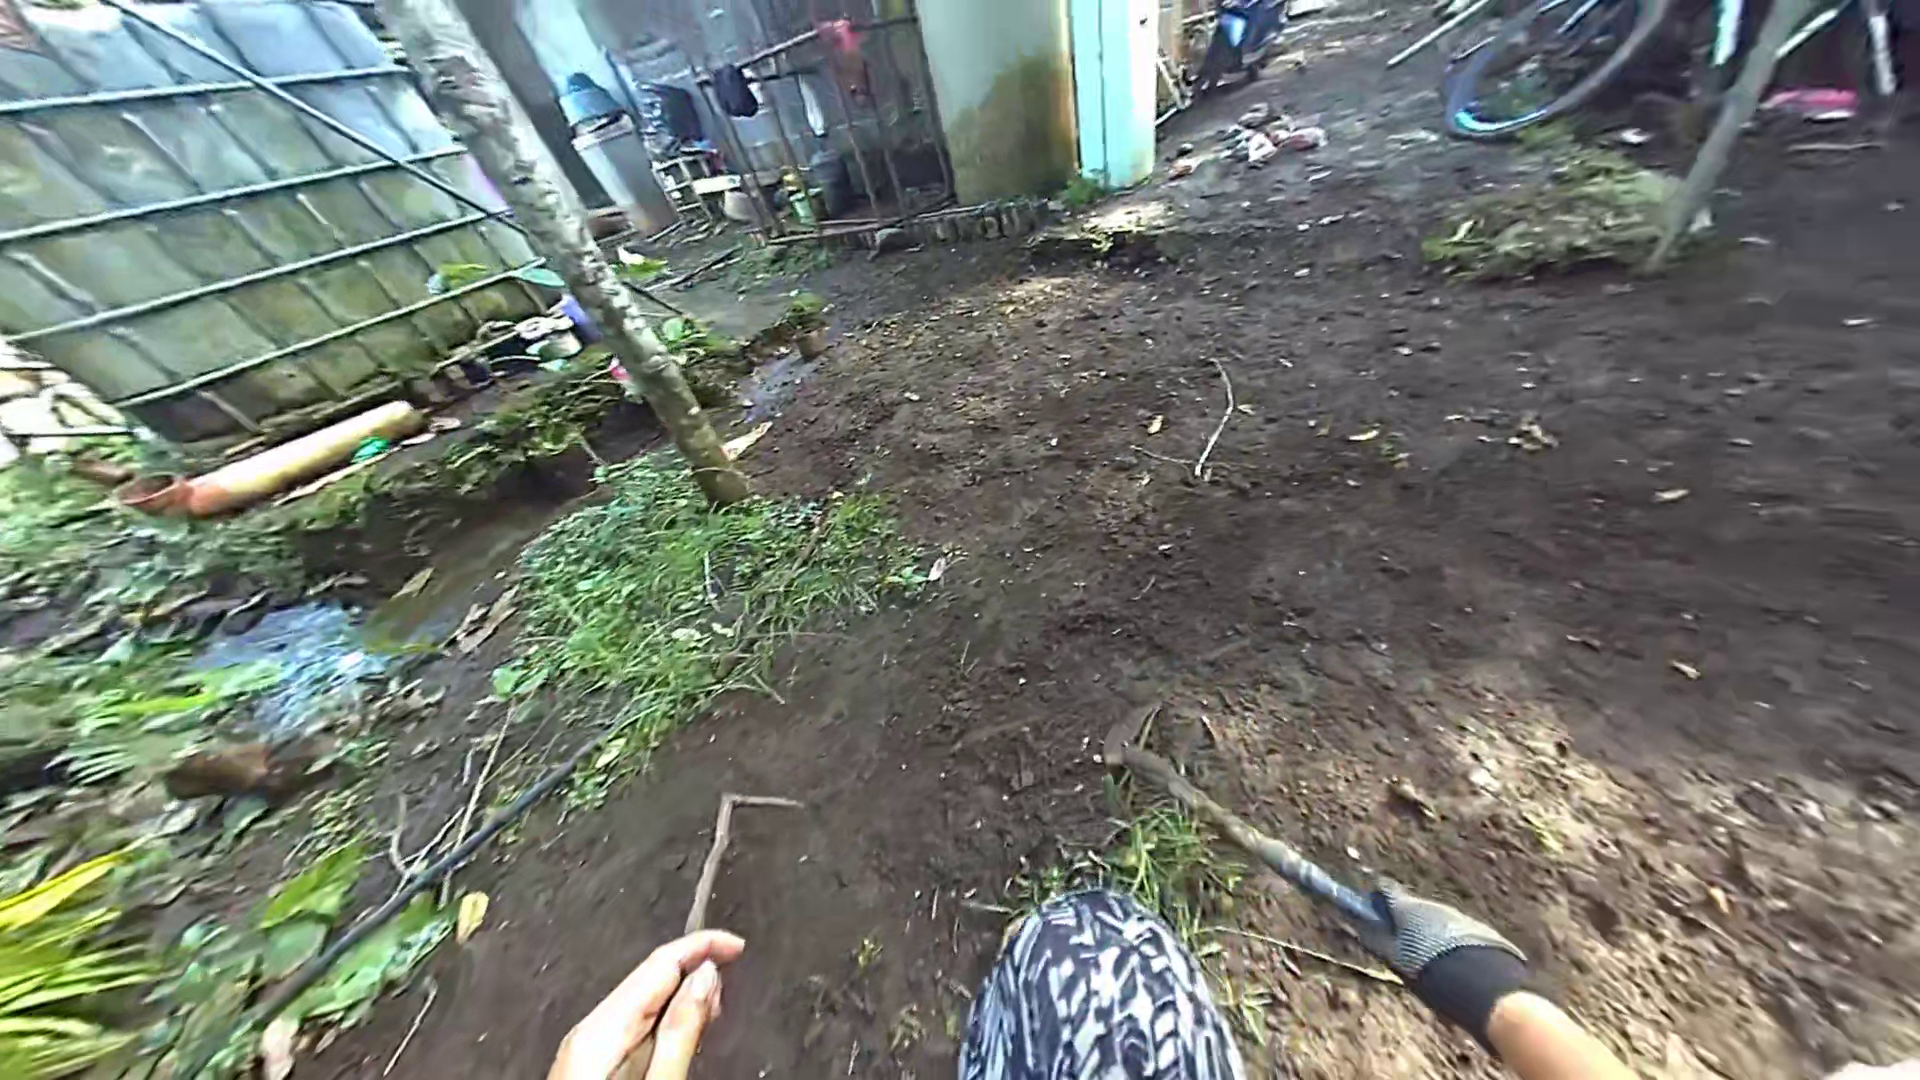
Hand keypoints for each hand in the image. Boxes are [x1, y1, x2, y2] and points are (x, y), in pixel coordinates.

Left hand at [547, 930, 745, 1079]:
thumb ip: (681, 1031)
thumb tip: (707, 973)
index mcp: (599, 1032)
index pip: (659, 961)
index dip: (703, 945)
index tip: (739, 948)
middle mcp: (589, 1032)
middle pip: (652, 976)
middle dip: (695, 973)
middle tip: (726, 1001)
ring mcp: (586, 1051)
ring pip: (645, 1000)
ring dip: (683, 999)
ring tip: (710, 1021)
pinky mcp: (591, 1069)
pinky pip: (636, 1027)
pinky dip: (666, 1024)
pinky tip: (683, 1041)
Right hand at [1367, 883, 1527, 1047]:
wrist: (1498, 998)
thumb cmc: (1438, 977)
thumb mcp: (1398, 962)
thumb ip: (1376, 940)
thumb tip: (1356, 924)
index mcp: (1408, 907)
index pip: (1384, 890)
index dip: (1376, 901)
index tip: (1372, 915)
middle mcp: (1434, 905)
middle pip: (1413, 906)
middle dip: (1407, 922)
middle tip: (1405, 948)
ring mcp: (1462, 917)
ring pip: (1438, 920)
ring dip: (1431, 933)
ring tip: (1436, 963)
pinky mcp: (1486, 933)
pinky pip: (1461, 933)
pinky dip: (1455, 943)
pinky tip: (1460, 968)